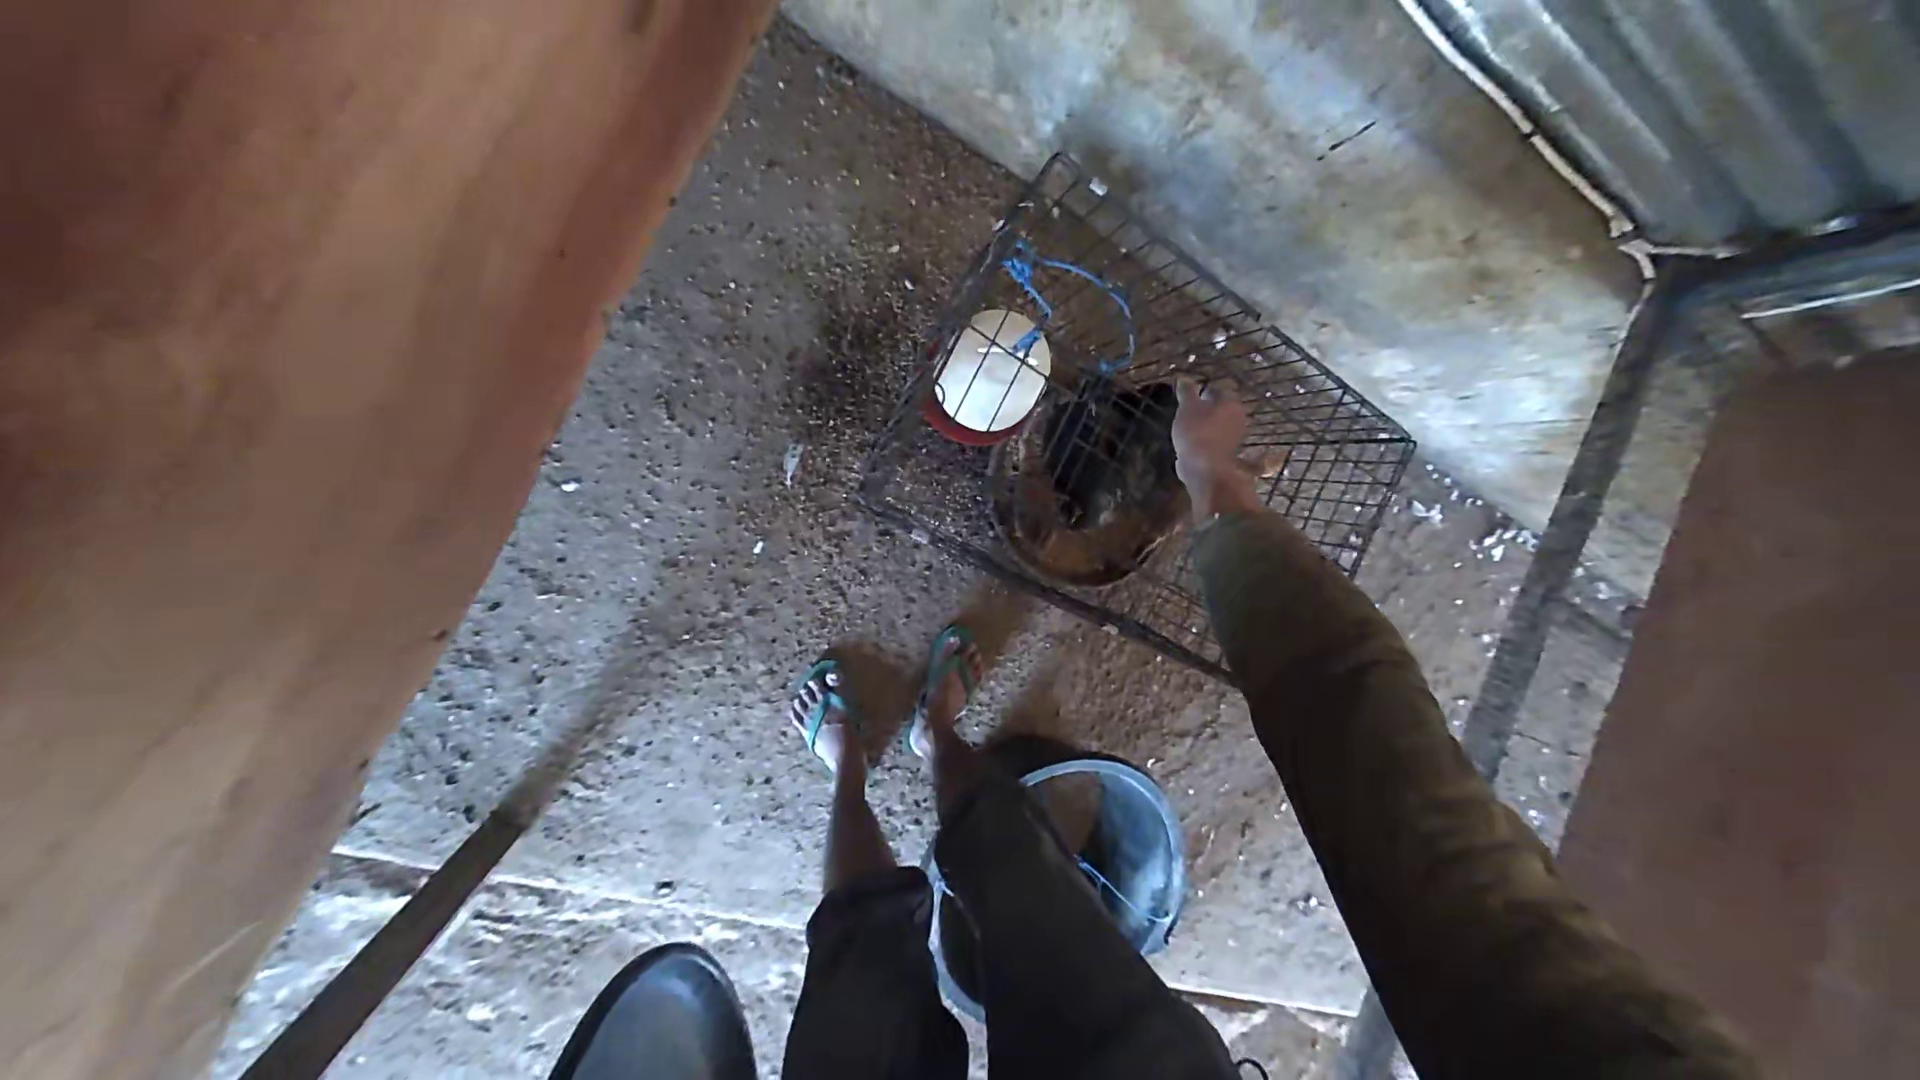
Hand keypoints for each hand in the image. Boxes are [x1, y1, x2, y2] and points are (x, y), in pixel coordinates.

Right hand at [1173, 378, 1259, 519]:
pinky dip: (1205, 440)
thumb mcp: (1187, 408)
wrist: (1204, 468)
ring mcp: (1234, 437)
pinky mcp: (1227, 453)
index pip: (1217, 390)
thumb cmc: (1196, 432)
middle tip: (1186, 413)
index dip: (1201, 392)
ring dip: (1205, 426)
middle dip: (1205, 409)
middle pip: (1219, 408)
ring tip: (1186, 430)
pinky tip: (1191, 445)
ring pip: (1218, 425)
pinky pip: (1214, 441)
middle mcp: (1238, 417)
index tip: (1187, 398)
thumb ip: (1186, 392)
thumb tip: (1184, 378)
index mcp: (1230, 402)